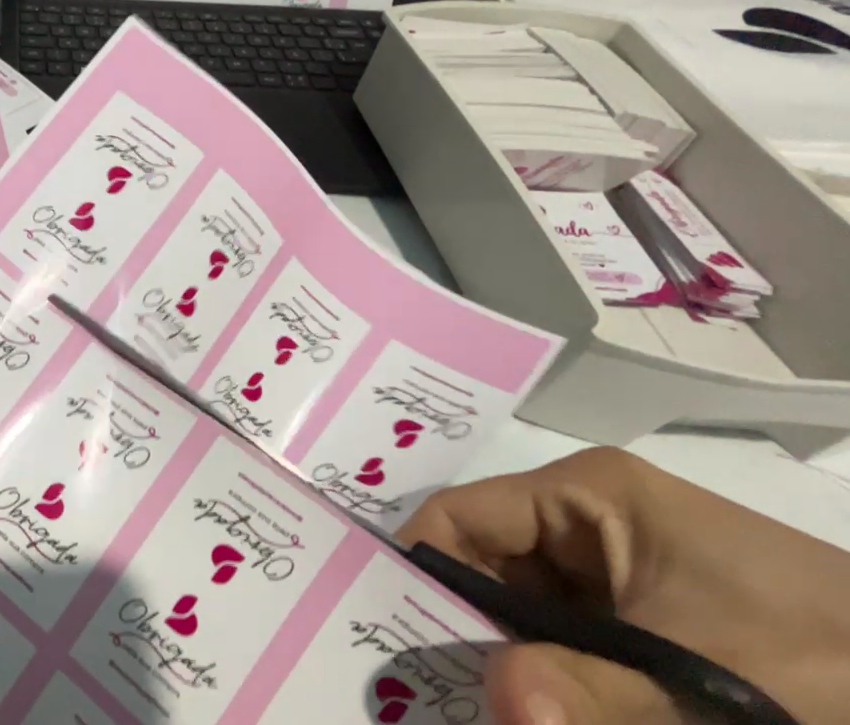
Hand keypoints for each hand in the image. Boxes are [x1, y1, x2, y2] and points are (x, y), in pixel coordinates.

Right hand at [399, 447, 849, 724]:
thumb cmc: (832, 658)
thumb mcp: (710, 678)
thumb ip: (596, 689)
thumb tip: (496, 703)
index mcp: (584, 495)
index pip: (458, 517)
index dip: (419, 571)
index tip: (392, 640)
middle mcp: (582, 519)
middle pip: (482, 567)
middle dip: (458, 631)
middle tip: (428, 693)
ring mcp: (609, 568)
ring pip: (518, 611)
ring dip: (501, 663)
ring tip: (472, 705)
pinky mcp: (636, 615)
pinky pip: (563, 641)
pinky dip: (545, 679)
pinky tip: (531, 708)